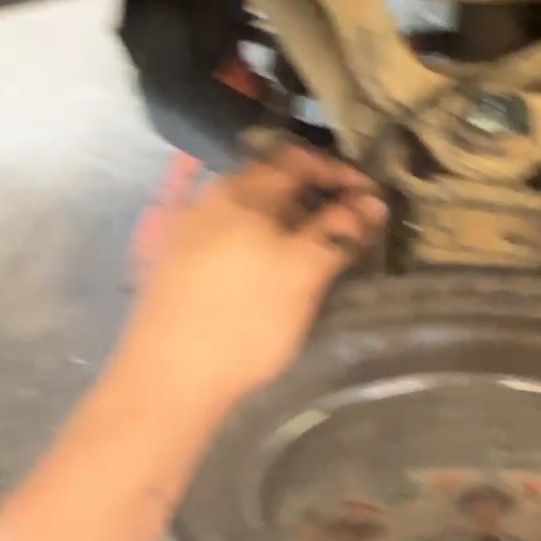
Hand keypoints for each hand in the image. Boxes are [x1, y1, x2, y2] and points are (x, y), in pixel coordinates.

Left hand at [115, 140, 387, 404]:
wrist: (167, 381)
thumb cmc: (244, 319)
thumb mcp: (303, 272)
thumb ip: (339, 231)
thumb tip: (373, 200)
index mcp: (240, 193)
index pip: (298, 160)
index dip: (339, 171)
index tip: (371, 195)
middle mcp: (210, 199)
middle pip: (272, 180)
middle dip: (316, 194)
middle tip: (350, 221)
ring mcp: (189, 229)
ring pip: (251, 207)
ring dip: (290, 217)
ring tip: (318, 245)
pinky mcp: (178, 261)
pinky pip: (231, 230)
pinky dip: (263, 236)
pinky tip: (274, 265)